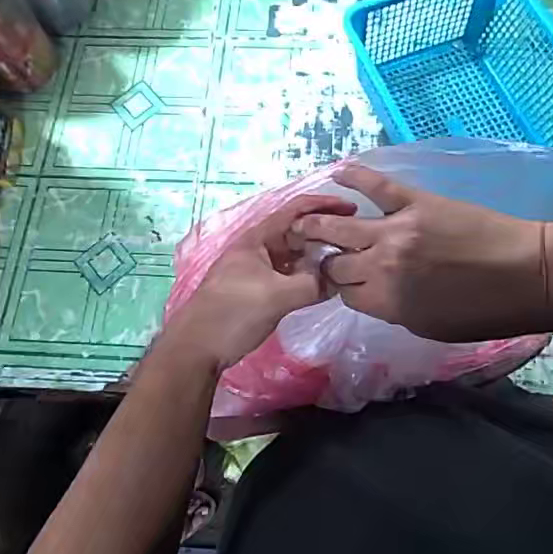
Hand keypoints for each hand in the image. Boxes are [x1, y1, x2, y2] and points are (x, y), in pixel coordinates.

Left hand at [158, 194, 356, 370]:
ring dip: (317, 255)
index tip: (353, 208)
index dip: (324, 204)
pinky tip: (325, 283)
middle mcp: (258, 249)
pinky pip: (290, 275)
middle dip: (324, 232)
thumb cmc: (233, 314)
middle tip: (355, 239)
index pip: (295, 210)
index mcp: (257, 239)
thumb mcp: (277, 296)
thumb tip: (338, 279)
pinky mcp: (259, 291)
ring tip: (346, 259)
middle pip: (296, 231)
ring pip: (294, 255)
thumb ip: (312, 284)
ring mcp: (257, 270)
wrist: (197, 349)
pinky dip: (308, 275)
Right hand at [291, 165, 545, 341]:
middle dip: (325, 259)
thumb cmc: (484, 312)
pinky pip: (377, 187)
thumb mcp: (430, 327)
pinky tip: (339, 172)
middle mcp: (382, 265)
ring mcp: (396, 230)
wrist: (527, 275)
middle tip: (315, 251)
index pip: (343, 292)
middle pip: (335, 261)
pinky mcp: (416, 202)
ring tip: (302, 219)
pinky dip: (356, 177)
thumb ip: (393, 309)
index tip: (344, 282)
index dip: (341, 287)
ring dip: (317, 223)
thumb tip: (374, 293)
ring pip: (340, 225)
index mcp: (386, 301)